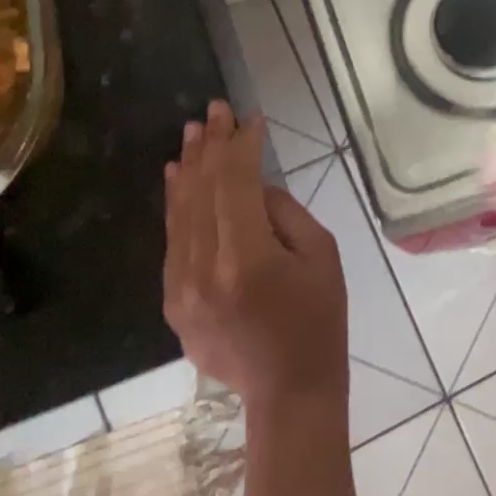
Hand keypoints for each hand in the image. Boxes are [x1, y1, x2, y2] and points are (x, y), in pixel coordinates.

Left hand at [163, 100, 349, 408]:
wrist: (289, 387)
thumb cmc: (320, 319)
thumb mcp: (322, 257)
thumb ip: (284, 215)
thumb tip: (254, 189)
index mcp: (246, 259)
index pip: (235, 185)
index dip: (241, 146)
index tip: (250, 118)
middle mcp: (202, 270)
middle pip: (200, 194)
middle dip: (210, 147)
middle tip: (214, 109)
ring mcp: (180, 288)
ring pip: (178, 215)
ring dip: (188, 170)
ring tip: (193, 133)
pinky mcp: (172, 301)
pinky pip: (173, 242)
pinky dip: (176, 206)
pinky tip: (178, 179)